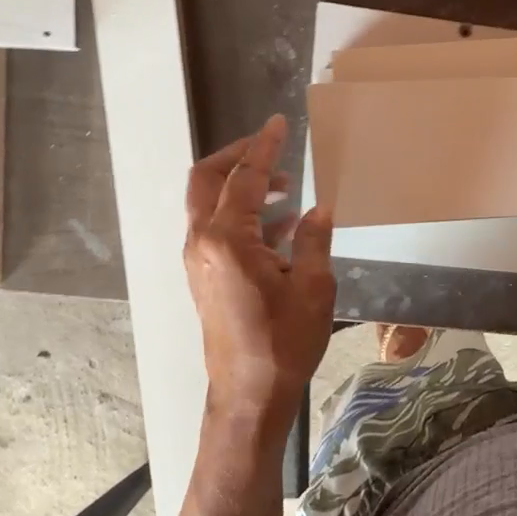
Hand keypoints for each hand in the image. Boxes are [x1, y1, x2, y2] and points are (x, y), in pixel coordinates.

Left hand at [184, 115, 335, 412]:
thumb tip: (318, 209)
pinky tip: (280, 228)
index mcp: (228, 239)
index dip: (265, 147)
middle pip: (208, 180)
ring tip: (287, 189)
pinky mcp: (205, 278)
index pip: (246, 178)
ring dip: (243, 189)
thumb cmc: (284, 341)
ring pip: (210, 205)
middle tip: (272, 149)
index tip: (278, 123)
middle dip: (238, 158)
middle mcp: (202, 243)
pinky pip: (217, 230)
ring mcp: (199, 261)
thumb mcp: (313, 287)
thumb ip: (313, 240)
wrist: (249, 392)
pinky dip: (244, 217)